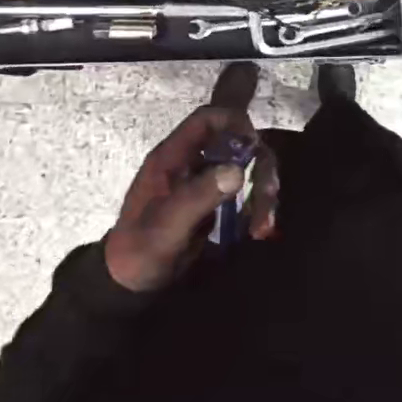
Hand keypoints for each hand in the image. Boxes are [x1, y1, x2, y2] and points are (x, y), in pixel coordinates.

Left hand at [104, 106, 251, 292]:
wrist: (132, 283)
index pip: (206, 119)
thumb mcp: (167, 226)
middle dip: (258, 166)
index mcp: (172, 157)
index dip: (233, 122)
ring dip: (262, 190)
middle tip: (269, 195)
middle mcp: (192, 161)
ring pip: (246, 167)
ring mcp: (204, 180)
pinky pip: (246, 190)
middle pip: (236, 143)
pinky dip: (258, 205)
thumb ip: (199, 196)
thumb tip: (238, 170)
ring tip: (263, 225)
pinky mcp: (215, 200)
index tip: (254, 147)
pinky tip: (260, 229)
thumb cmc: (141, 250)